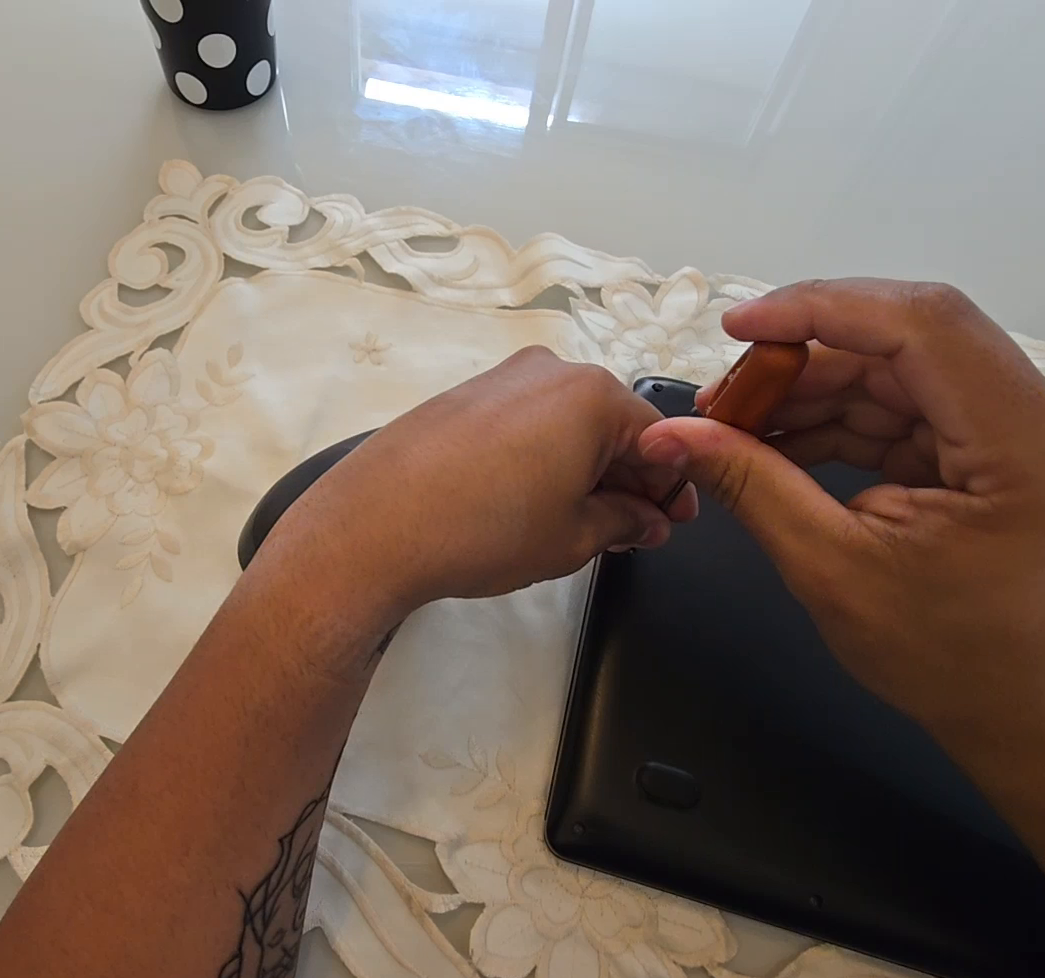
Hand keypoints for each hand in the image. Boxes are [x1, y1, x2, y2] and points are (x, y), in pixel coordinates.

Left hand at [257, 346, 696, 620]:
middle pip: (611, 426)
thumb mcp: (571, 538)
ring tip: (575, 523)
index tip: (668, 523)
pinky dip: (540, 458)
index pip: (659, 441)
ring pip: (564, 424)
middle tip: (628, 530)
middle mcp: (547, 372)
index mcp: (591, 395)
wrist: (372, 528)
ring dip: (582, 469)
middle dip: (626, 480)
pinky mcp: (461, 398)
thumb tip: (645, 520)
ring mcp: (498, 379)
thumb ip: (623, 523)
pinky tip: (527, 500)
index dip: (671, 489)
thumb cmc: (480, 531)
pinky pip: (522, 423)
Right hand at [640, 279, 1044, 737]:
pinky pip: (914, 412)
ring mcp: (1043, 427)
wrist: (1036, 715)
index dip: (818, 309)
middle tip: (716, 407)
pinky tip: (782, 448)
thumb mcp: (830, 568)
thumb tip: (673, 436)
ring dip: (812, 399)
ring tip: (736, 433)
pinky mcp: (1018, 445)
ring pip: (901, 377)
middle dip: (797, 369)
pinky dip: (843, 426)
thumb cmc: (948, 659)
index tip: (736, 326)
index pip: (923, 326)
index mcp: (1035, 444)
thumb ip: (750, 485)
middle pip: (903, 349)